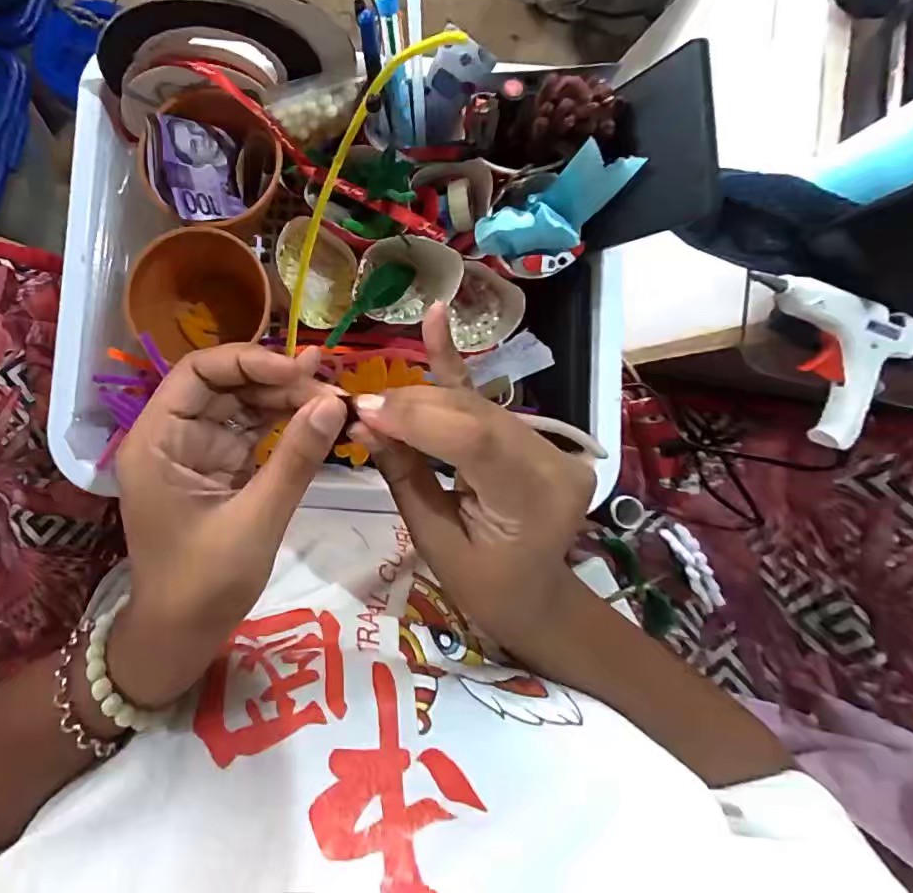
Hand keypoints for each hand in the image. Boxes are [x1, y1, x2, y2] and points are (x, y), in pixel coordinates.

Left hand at [110, 343, 346, 703]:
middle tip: (329, 388)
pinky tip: (317, 417)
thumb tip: (334, 403)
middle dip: (276, 381)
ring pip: (242, 404)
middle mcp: (173, 435)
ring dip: (285, 399)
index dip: (248, 360)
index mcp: (158, 440)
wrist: (181, 638)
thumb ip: (295, 459)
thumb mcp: (255, 520)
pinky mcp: (219, 467)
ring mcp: (197, 451)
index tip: (299, 371)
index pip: (198, 372)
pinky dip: (283, 423)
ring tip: (332, 398)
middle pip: (224, 384)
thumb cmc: (204, 585)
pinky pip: (252, 431)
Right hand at [349, 306, 595, 666]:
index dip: (414, 418)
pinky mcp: (535, 433)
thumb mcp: (435, 540)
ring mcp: (550, 442)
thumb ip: (403, 474)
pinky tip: (436, 316)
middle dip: (410, 406)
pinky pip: (486, 399)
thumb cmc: (485, 588)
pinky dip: (454, 361)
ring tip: (377, 402)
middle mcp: (553, 460)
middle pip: (471, 413)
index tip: (361, 409)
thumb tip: (360, 421)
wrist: (535, 596)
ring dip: (421, 399)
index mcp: (535, 500)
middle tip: (359, 406)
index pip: (472, 441)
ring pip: (472, 404)